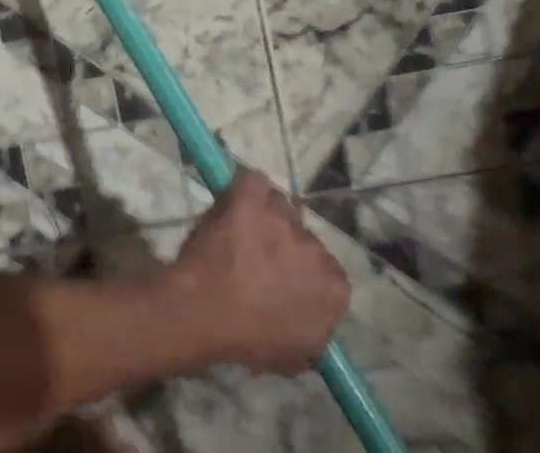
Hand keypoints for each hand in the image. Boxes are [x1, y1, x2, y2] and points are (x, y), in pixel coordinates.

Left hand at [166, 172, 350, 374]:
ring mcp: (283, 220)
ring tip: (240, 232)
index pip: (327, 273)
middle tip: (254, 257)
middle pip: (303, 238)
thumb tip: (311, 323)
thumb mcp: (295, 356)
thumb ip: (313, 333)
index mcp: (335, 290)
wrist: (204, 311)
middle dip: (283, 246)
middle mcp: (317, 250)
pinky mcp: (252, 199)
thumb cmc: (248, 340)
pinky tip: (235, 200)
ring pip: (280, 208)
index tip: (280, 280)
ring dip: (265, 216)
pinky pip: (255, 182)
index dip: (301, 275)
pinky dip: (247, 188)